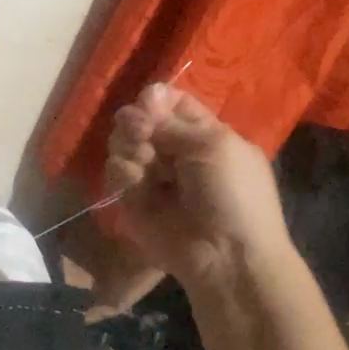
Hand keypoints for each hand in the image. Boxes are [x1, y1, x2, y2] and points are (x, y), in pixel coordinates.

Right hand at [106, 84, 290, 287]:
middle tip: (143, 133)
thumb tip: (145, 95)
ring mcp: (150, 175)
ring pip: (121, 143)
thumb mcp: (214, 145)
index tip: (150, 103)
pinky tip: (138, 182)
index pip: (168, 103)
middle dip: (136, 122)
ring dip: (130, 146)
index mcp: (201, 133)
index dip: (154, 99)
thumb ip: (173, 121)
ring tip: (146, 162)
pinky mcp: (130, 198)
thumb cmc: (233, 193)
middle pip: (137, 119)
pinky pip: (114, 171)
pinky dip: (123, 171)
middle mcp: (172, 151)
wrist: (224, 254)